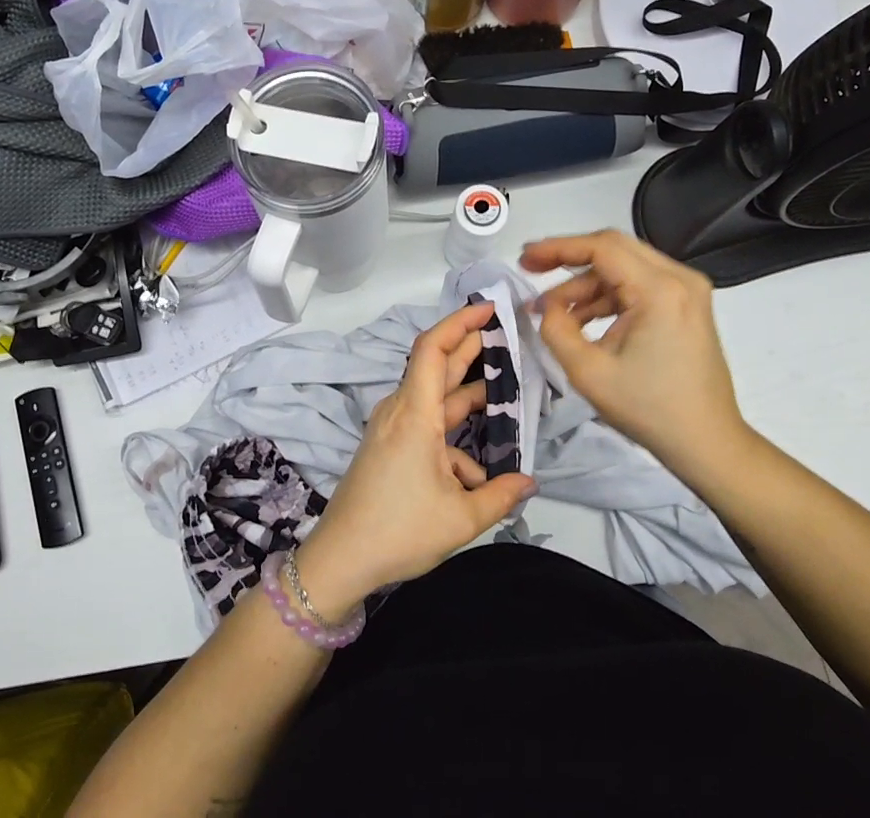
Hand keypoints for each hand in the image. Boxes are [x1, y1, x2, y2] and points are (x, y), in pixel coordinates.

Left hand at [295, 302, 536, 617]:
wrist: (340, 560)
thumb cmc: (400, 532)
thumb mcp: (462, 519)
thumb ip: (501, 496)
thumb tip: (528, 483)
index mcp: (414, 416)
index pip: (432, 349)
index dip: (460, 323)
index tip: (488, 309)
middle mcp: (399, 414)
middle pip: (436, 368)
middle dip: (470, 350)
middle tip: (506, 338)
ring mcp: (389, 432)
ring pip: (433, 403)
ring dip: (466, 402)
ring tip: (504, 402)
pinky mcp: (386, 450)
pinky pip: (425, 432)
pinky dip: (451, 445)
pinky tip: (477, 479)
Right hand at [521, 230, 755, 471]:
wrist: (706, 442)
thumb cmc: (648, 409)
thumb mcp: (588, 372)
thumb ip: (556, 329)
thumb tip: (546, 306)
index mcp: (660, 290)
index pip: (602, 248)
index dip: (558, 248)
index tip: (524, 259)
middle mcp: (680, 279)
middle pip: (614, 250)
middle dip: (569, 260)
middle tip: (531, 271)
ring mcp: (688, 292)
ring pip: (625, 269)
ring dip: (587, 285)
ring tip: (552, 312)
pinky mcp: (687, 307)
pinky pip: (639, 286)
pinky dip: (608, 297)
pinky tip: (582, 321)